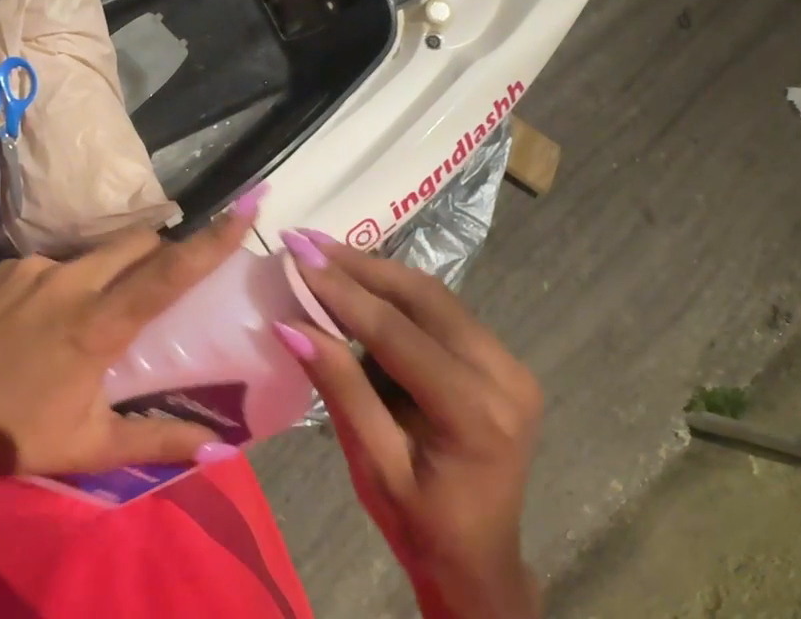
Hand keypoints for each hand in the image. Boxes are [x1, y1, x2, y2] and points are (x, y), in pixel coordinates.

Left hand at [0, 200, 260, 478]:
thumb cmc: (11, 434)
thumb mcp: (89, 446)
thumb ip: (158, 441)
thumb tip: (219, 449)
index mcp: (99, 324)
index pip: (169, 271)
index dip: (212, 239)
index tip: (248, 204)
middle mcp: (71, 280)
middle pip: (137, 242)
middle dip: (163, 248)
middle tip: (172, 279)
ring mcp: (34, 268)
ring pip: (96, 250)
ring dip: (116, 266)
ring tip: (108, 306)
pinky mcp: (5, 268)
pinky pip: (56, 261)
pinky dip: (72, 279)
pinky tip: (53, 317)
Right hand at [272, 230, 542, 618]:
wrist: (477, 559)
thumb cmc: (418, 522)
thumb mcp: (372, 463)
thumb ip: (340, 388)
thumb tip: (290, 324)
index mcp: (476, 413)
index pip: (395, 332)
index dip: (340, 289)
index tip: (294, 255)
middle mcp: (505, 377)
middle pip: (423, 297)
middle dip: (359, 265)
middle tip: (305, 241)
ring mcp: (510, 366)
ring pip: (434, 297)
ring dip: (376, 273)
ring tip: (323, 252)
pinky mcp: (501, 362)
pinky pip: (443, 313)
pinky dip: (396, 295)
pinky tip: (358, 282)